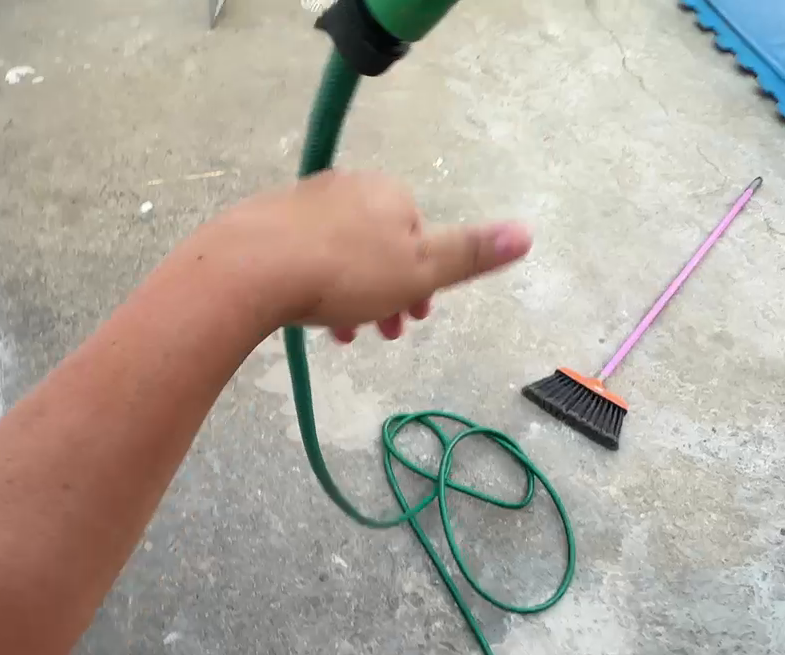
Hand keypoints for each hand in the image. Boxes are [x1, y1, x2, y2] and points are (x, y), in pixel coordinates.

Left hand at [205, 170, 531, 340]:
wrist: (256, 267)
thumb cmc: (347, 273)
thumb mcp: (420, 271)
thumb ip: (470, 255)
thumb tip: (528, 233)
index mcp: (392, 195)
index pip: (420, 237)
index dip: (422, 282)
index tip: (414, 320)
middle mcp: (351, 188)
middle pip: (380, 247)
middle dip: (386, 294)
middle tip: (383, 335)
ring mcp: (306, 202)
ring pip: (341, 256)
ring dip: (351, 298)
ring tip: (343, 336)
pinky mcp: (269, 223)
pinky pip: (305, 257)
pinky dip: (315, 287)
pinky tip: (306, 316)